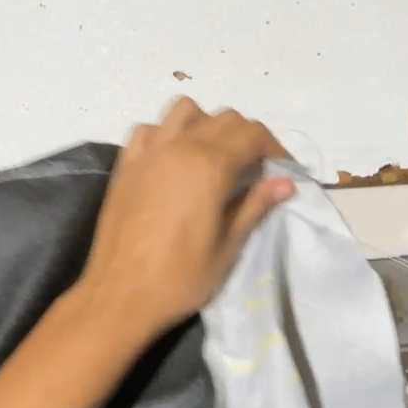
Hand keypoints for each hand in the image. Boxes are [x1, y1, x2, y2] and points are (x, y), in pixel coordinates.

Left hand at [74, 98, 295, 337]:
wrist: (121, 296)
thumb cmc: (180, 279)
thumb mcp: (227, 247)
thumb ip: (255, 206)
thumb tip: (286, 183)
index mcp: (209, 166)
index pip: (253, 135)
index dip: (276, 149)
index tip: (284, 171)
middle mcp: (178, 146)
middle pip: (224, 119)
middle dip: (248, 138)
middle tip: (258, 170)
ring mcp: (148, 151)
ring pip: (186, 111)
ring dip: (209, 125)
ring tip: (217, 158)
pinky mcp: (126, 164)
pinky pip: (152, 128)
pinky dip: (170, 133)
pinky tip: (177, 160)